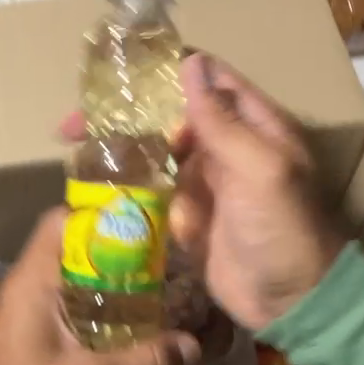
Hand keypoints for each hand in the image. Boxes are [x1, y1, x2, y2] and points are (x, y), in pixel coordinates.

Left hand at [0, 210, 201, 364]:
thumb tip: (193, 344)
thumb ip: (147, 362)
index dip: (106, 213)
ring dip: (109, 279)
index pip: (64, 218)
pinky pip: (65, 303)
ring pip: (71, 276)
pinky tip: (128, 325)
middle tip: (164, 260)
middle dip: (118, 248)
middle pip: (73, 246)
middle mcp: (24, 286)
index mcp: (32, 281)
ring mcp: (22, 311)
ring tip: (156, 288)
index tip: (150, 224)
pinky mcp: (26, 335)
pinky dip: (95, 305)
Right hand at [61, 53, 345, 330]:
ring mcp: (204, 185)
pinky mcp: (186, 220)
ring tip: (73, 153)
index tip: (114, 76)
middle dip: (124, 118)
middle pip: (167, 119)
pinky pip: (152, 197)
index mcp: (252, 126)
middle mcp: (225, 148)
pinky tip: (93, 190)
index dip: (161, 73)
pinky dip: (128, 192)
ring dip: (119, 154)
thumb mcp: (261, 168)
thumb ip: (223, 121)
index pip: (205, 82)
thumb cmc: (284, 229)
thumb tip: (191, 63)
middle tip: (73, 125)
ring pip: (153, 157)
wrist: (290, 301)